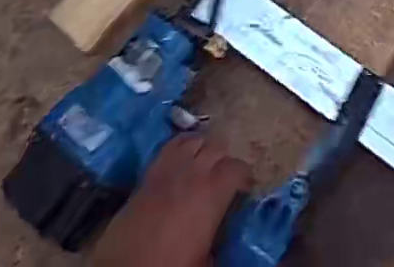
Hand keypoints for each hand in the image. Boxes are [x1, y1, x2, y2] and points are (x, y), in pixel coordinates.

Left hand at [91, 133, 251, 266]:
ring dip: (203, 148)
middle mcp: (193, 172)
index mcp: (212, 193)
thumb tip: (221, 236)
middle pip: (218, 145)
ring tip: (204, 164)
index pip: (238, 168)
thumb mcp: (205, 262)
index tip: (244, 189)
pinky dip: (181, 146)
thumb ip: (219, 241)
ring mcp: (169, 168)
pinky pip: (170, 145)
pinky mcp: (148, 172)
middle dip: (225, 158)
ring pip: (195, 139)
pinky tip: (182, 159)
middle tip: (224, 177)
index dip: (244, 176)